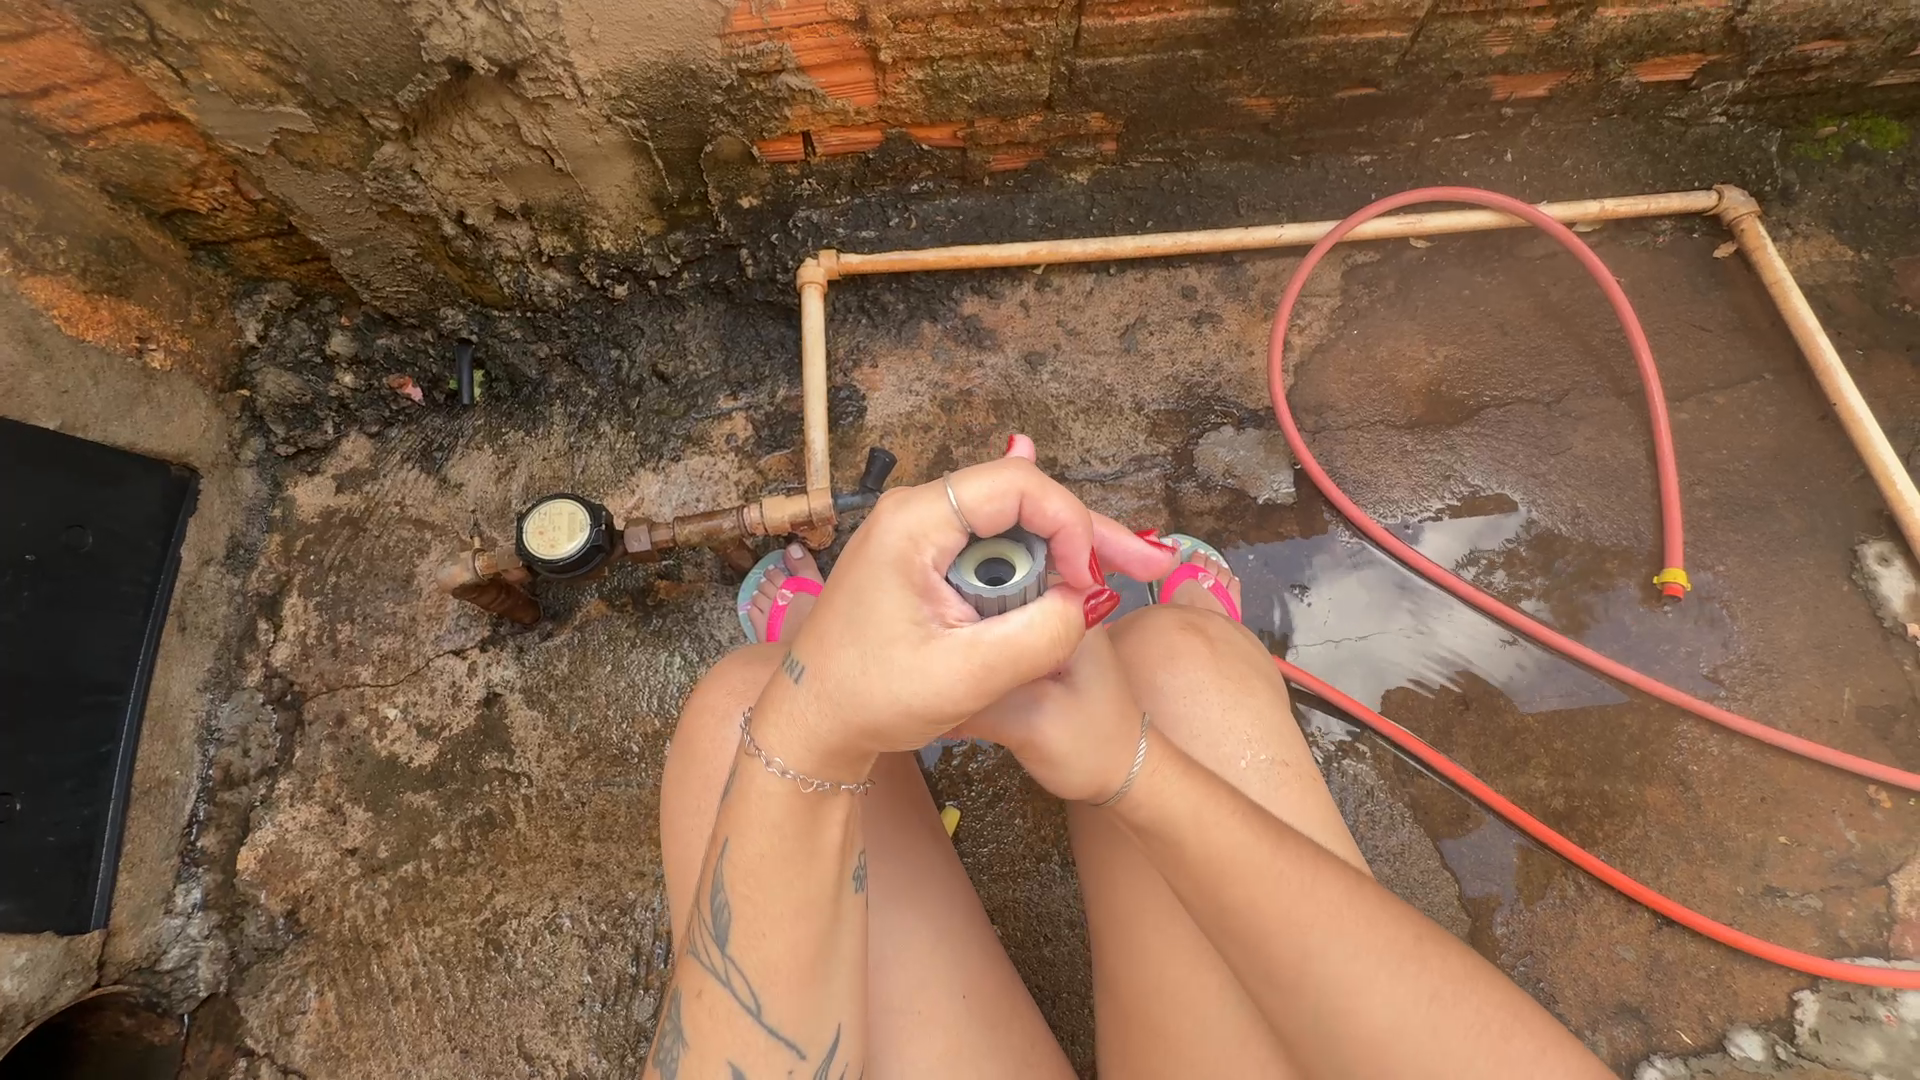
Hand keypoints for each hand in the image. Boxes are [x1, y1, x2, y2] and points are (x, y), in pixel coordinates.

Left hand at [754, 438, 1178, 777]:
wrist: (814, 718)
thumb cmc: (870, 699)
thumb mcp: (962, 678)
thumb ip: (1036, 635)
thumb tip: (1081, 599)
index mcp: (914, 522)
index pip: (1016, 484)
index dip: (1069, 522)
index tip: (1086, 580)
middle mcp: (917, 510)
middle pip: (1023, 499)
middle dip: (1089, 532)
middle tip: (1152, 566)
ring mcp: (921, 531)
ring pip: (1015, 524)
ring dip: (1068, 551)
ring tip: (1131, 573)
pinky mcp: (928, 556)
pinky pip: (995, 549)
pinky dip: (1037, 570)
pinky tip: (1074, 584)